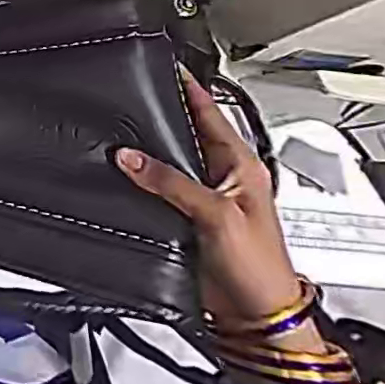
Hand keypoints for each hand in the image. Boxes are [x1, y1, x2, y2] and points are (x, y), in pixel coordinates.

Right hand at [115, 69, 300, 325]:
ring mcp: (205, 196)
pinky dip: (143, 178)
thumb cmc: (261, 269)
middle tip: (134, 91)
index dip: (189, 86)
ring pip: (170, 160)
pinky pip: (159, 187)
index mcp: (241, 164)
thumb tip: (130, 157)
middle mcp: (222, 175)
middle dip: (161, 114)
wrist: (257, 320)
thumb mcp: (217, 214)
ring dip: (149, 149)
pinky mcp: (188, 217)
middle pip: (186, 132)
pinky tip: (126, 172)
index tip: (168, 64)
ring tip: (123, 127)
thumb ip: (172, 182)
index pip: (210, 111)